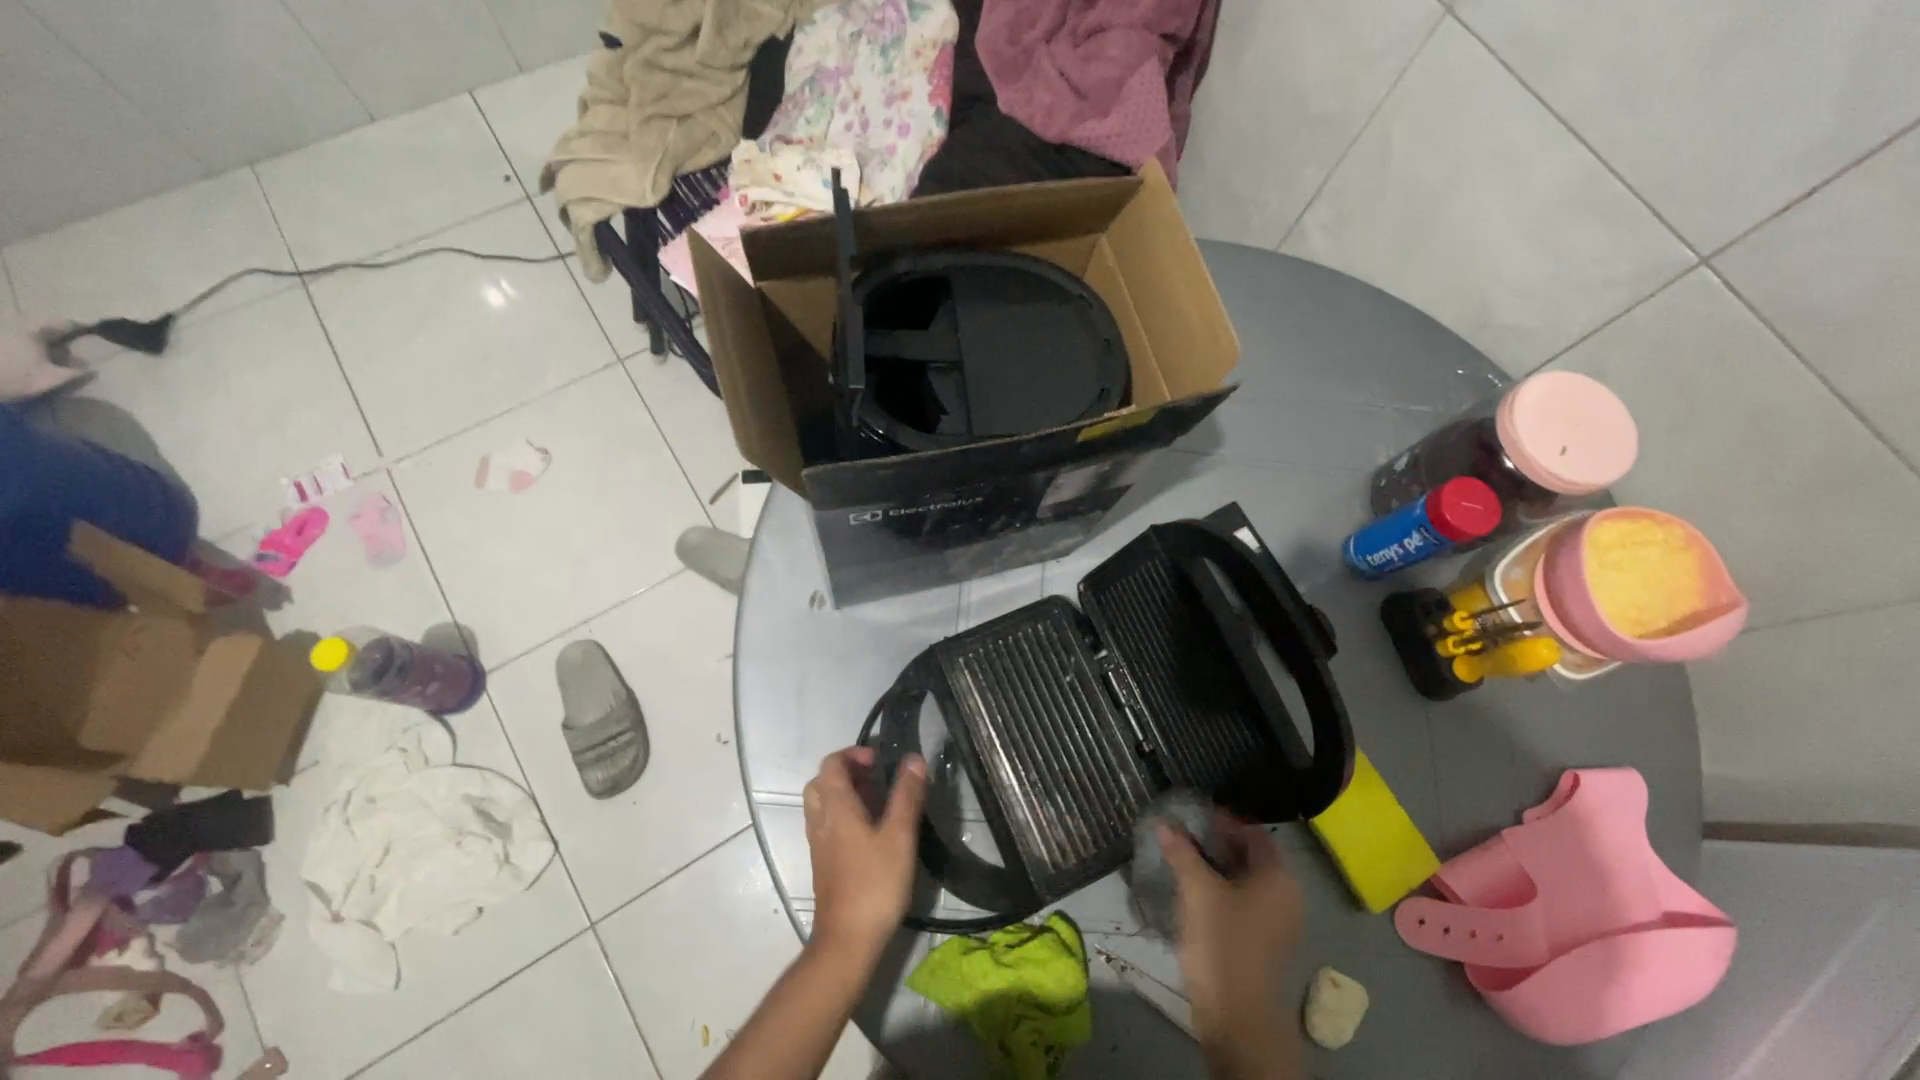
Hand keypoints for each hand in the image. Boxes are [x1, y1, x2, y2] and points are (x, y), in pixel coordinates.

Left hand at [803, 747, 927, 961]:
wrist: (847, 938)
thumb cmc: (875, 884)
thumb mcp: (899, 836)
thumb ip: (907, 796)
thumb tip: (914, 759)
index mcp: (836, 807)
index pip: (831, 764)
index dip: (854, 754)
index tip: (880, 762)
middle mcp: (820, 820)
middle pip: (823, 782)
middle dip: (849, 772)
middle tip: (878, 780)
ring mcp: (818, 843)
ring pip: (823, 804)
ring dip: (846, 794)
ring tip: (879, 803)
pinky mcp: (823, 862)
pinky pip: (828, 824)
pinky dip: (845, 815)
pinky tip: (871, 832)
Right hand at [1161, 818, 1302, 1078]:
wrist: (1237, 1015)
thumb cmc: (1222, 942)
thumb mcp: (1197, 890)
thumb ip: (1182, 853)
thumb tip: (1165, 824)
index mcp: (1279, 876)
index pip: (1253, 833)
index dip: (1222, 821)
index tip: (1191, 818)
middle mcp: (1288, 895)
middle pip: (1252, 857)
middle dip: (1218, 846)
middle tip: (1183, 840)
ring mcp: (1280, 923)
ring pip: (1247, 883)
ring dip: (1218, 870)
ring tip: (1184, 866)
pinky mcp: (1268, 944)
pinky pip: (1247, 906)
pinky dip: (1224, 895)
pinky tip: (1197, 899)